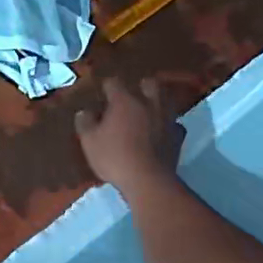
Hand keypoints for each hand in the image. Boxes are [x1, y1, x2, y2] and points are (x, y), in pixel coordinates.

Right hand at [75, 77, 184, 197]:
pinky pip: (175, 124)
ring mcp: (167, 118)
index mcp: (124, 101)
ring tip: (150, 112)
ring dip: (158, 103)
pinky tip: (163, 132)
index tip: (103, 93)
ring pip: (166, 100)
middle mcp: (149, 103)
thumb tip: (84, 112)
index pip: (114, 83)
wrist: (148, 180)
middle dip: (141, 87)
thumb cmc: (115, 158)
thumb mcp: (90, 142)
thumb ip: (85, 123)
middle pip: (149, 84)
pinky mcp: (178, 135)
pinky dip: (168, 125)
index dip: (107, 87)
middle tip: (133, 97)